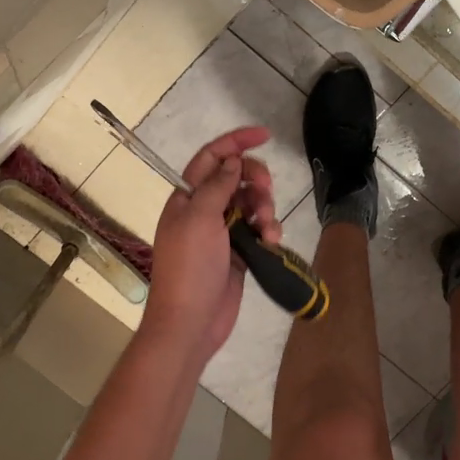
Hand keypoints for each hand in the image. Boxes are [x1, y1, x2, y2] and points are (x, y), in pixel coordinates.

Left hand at [142, 128, 279, 364]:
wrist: (189, 324)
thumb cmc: (189, 267)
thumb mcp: (200, 219)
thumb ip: (218, 185)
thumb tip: (232, 160)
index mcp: (187, 197)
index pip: (212, 157)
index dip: (236, 142)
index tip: (264, 135)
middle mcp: (204, 210)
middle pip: (236, 177)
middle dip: (256, 179)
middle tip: (265, 191)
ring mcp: (222, 232)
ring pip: (251, 203)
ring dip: (265, 208)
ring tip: (268, 228)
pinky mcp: (238, 252)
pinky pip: (258, 229)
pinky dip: (268, 230)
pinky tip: (271, 241)